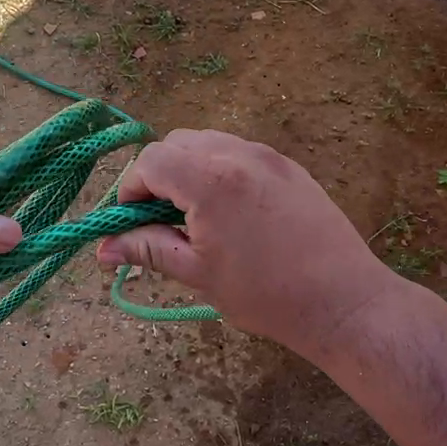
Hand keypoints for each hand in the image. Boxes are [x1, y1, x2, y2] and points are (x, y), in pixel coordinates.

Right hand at [95, 129, 404, 347]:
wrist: (345, 302)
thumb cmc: (265, 294)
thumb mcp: (196, 273)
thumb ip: (146, 249)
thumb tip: (102, 249)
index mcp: (209, 179)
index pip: (150, 161)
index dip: (130, 190)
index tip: (131, 223)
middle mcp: (236, 154)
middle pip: (176, 144)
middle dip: (157, 175)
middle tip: (158, 219)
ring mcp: (266, 156)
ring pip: (207, 143)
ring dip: (187, 169)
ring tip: (194, 216)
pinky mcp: (288, 166)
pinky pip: (237, 153)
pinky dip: (218, 171)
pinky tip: (228, 212)